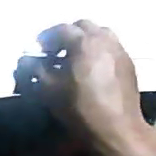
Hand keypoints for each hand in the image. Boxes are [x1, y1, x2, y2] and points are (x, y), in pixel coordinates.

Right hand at [31, 21, 151, 148]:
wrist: (116, 128)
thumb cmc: (79, 108)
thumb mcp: (48, 90)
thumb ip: (35, 69)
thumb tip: (26, 60)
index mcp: (84, 42)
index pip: (61, 29)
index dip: (46, 36)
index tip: (38, 48)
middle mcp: (105, 40)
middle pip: (83, 26)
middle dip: (67, 35)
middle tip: (56, 51)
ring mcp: (120, 51)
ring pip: (100, 34)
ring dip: (85, 41)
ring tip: (75, 59)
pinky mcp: (129, 64)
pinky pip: (111, 48)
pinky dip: (98, 51)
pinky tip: (91, 70)